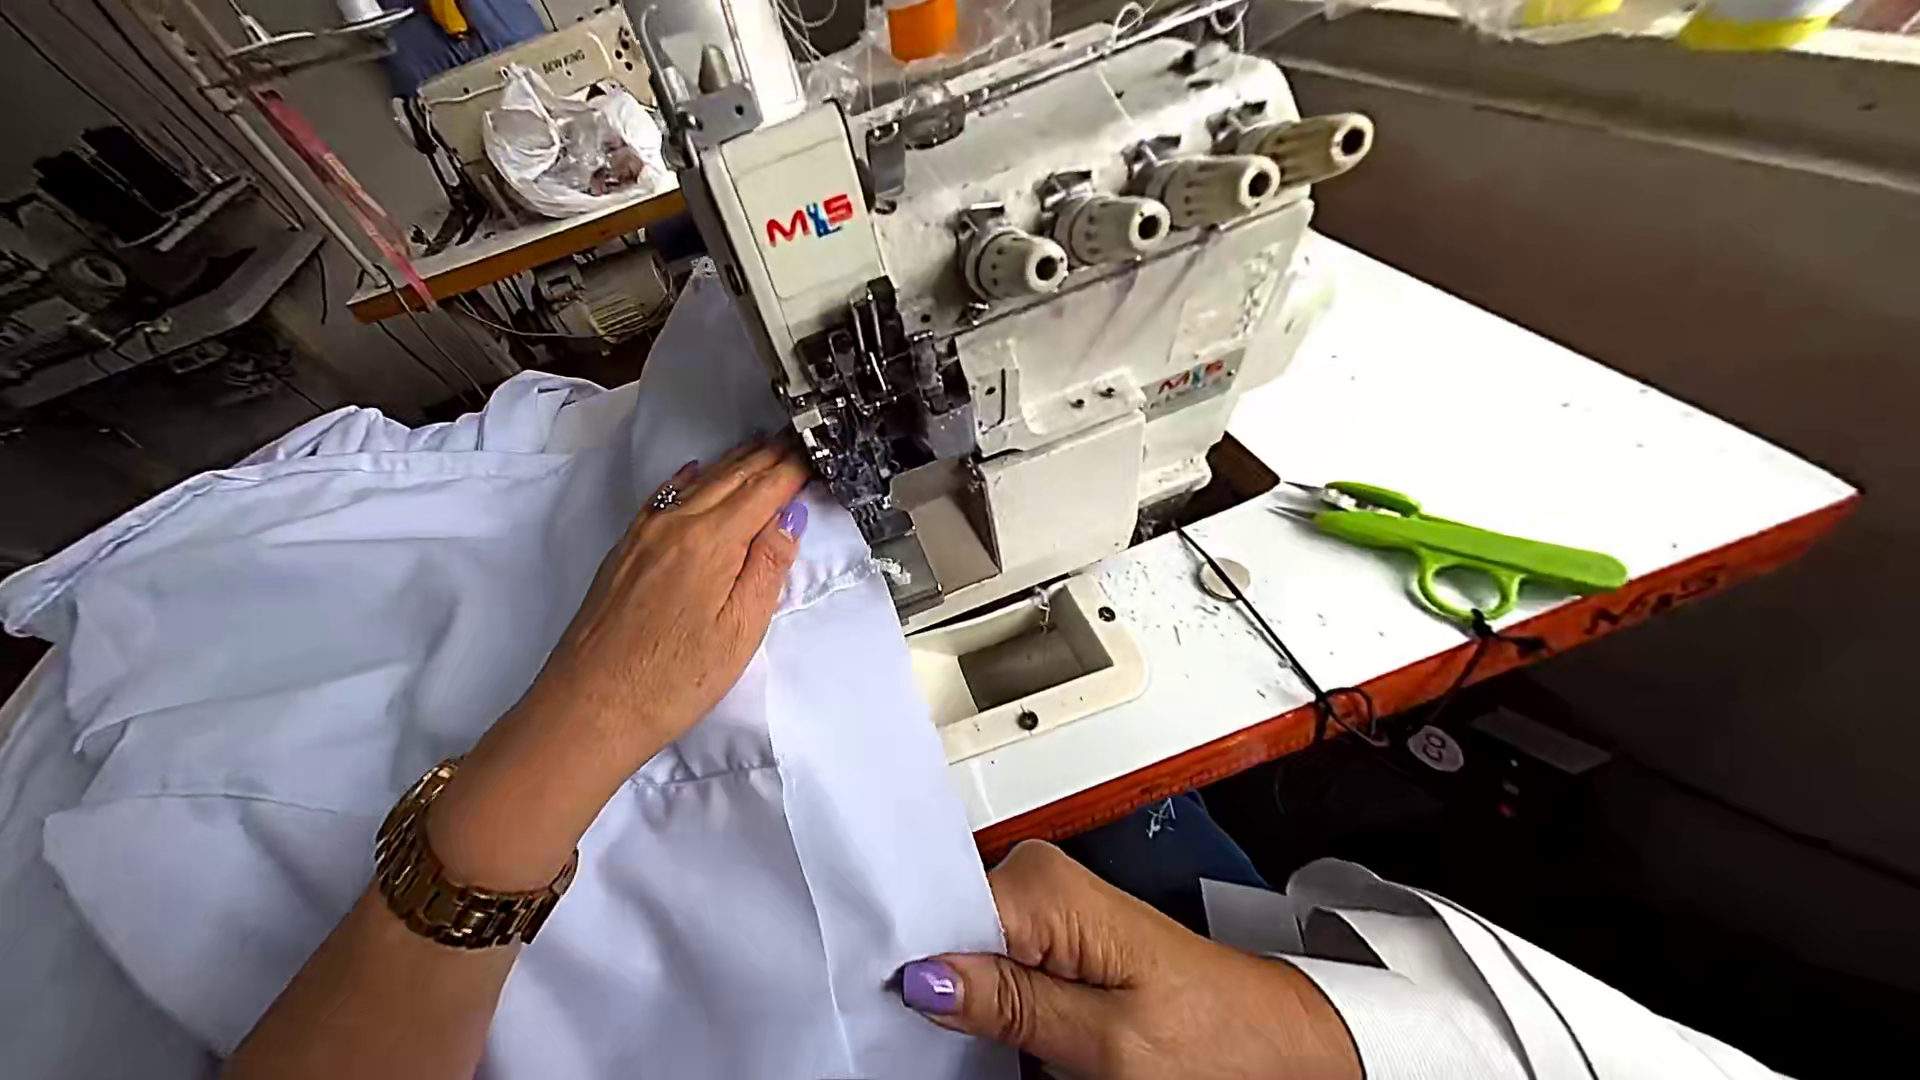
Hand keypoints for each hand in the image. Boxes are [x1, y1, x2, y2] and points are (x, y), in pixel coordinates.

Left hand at [525, 437, 810, 750]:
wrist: (588, 710)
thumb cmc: (673, 679)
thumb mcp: (741, 628)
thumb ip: (767, 566)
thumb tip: (789, 517)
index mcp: (711, 542)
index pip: (763, 491)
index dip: (791, 471)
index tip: (812, 455)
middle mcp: (675, 526)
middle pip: (731, 477)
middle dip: (767, 456)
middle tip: (793, 440)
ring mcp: (645, 535)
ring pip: (699, 482)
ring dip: (734, 462)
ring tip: (760, 447)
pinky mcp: (626, 551)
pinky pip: (664, 497)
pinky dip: (689, 478)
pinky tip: (696, 470)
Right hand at [901, 841, 1359, 1079]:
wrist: (1267, 1039)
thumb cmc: (1211, 1037)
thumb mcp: (1107, 1042)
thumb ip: (1012, 1002)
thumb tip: (926, 974)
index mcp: (1047, 886)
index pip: (947, 909)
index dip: (919, 961)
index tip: (895, 1007)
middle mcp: (1040, 877)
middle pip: (953, 924)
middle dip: (941, 980)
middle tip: (953, 1038)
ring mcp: (1045, 898)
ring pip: (969, 941)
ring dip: (966, 992)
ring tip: (986, 1038)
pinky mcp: (1052, 922)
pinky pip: (995, 950)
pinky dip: (988, 991)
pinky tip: (993, 1024)